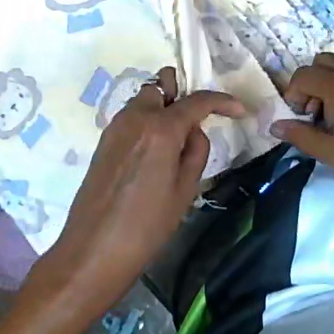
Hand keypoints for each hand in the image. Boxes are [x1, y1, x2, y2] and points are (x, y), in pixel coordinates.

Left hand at [36, 67, 245, 312]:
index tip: (238, 111)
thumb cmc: (148, 225)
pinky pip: (131, 118)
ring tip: (176, 142)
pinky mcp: (103, 142)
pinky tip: (155, 154)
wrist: (95, 248)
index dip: (222, 102)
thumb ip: (196, 151)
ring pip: (144, 100)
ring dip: (162, 108)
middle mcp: (135, 117)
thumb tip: (193, 131)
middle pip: (161, 85)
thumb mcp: (185, 190)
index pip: (197, 100)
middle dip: (181, 94)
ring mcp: (115, 127)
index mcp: (160, 128)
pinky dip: (146, 123)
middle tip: (196, 122)